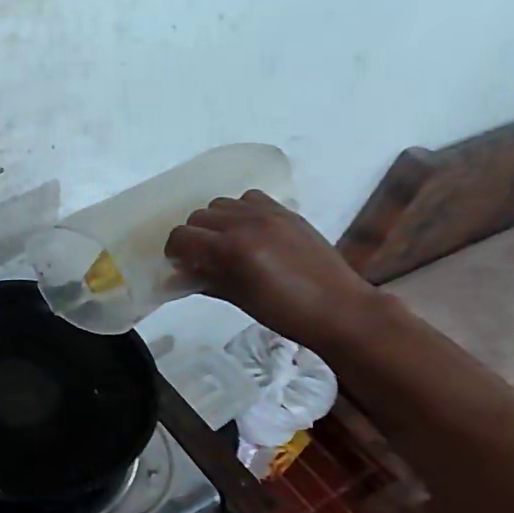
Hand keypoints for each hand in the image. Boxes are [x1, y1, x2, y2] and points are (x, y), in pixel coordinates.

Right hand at [165, 190, 385, 349]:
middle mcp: (245, 222)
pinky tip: (250, 233)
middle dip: (194, 238)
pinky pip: (249, 198)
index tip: (180, 266)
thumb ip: (207, 281)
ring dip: (216, 222)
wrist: (338, 307)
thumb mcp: (240, 300)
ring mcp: (268, 212)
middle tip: (203, 260)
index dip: (175, 251)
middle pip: (199, 217)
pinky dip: (241, 212)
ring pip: (222, 204)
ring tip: (227, 245)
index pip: (183, 236)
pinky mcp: (286, 211)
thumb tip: (180, 275)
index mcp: (231, 249)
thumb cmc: (286, 314)